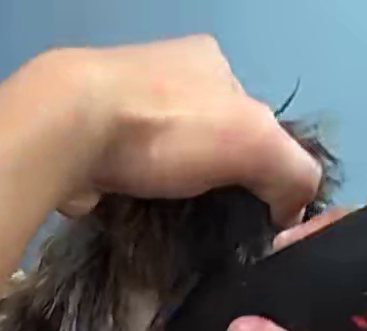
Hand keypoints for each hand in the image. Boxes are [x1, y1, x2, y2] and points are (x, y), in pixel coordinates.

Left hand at [32, 38, 322, 225]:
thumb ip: (291, 170)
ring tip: (177, 230)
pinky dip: (143, 200)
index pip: (254, 120)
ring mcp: (126, 108)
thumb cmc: (168, 129)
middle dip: (215, 184)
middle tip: (212, 227)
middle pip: (210, 143)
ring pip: (169, 161)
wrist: (72, 133)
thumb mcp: (254, 142)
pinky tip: (143, 221)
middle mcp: (170, 78)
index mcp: (214, 64)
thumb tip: (295, 209)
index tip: (250, 210)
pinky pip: (133, 177)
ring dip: (177, 195)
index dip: (259, 168)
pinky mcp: (94, 142)